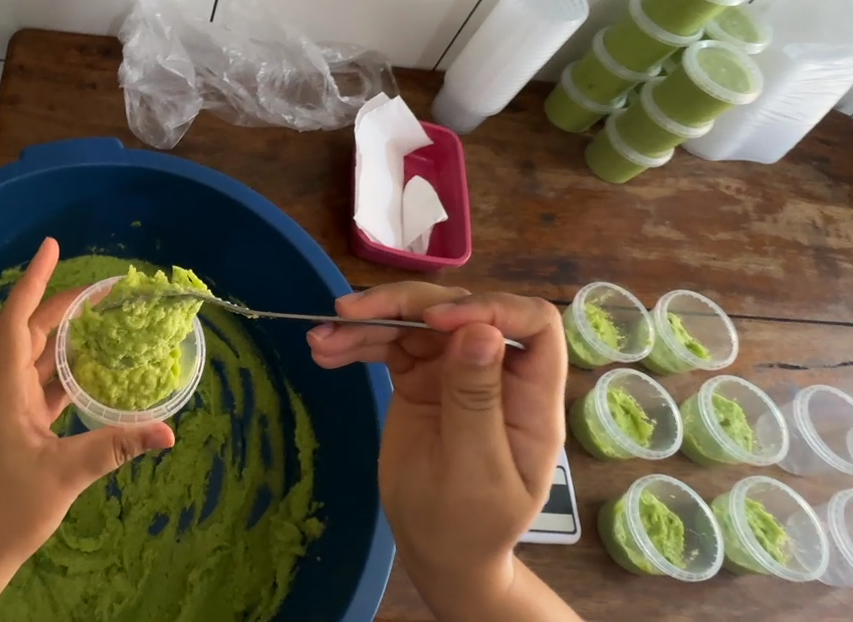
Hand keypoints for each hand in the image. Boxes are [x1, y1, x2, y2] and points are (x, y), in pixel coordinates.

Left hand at [0, 238, 174, 621]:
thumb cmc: (5, 510)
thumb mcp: (65, 475)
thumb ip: (116, 448)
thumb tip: (167, 432)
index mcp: (7, 389)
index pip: (18, 320)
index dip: (33, 280)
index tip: (51, 246)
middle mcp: (7, 391)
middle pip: (32, 333)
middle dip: (63, 305)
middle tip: (102, 289)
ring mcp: (12, 412)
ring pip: (40, 360)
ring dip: (67, 338)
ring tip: (103, 319)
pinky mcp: (21, 432)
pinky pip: (46, 388)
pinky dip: (69, 373)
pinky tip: (95, 372)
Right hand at [308, 284, 569, 619]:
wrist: (434, 549)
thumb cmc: (467, 524)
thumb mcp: (474, 471)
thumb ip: (477, 400)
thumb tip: (482, 330)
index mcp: (529, 396)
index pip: (532, 324)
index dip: (489, 307)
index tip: (436, 320)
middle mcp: (495, 370)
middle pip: (457, 308)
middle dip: (403, 304)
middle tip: (347, 314)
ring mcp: (454, 368)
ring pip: (415, 319)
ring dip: (366, 321)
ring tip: (320, 338)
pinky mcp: (419, 374)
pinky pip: (388, 342)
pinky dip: (355, 342)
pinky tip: (324, 350)